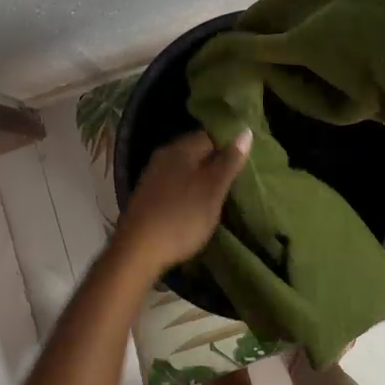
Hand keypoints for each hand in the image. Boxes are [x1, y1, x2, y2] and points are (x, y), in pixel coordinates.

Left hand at [114, 129, 250, 272]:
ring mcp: (152, 177)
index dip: (231, 145)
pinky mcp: (147, 197)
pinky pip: (175, 185)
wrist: (136, 253)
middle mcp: (164, 156)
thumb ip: (229, 161)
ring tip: (222, 192)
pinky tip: (198, 204)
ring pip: (185, 169)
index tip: (248, 160)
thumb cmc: (181, 217)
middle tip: (239, 177)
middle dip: (217, 162)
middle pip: (197, 151)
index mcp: (180, 148)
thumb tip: (245, 131)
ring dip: (202, 178)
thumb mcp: (213, 189)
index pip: (211, 135)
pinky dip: (189, 191)